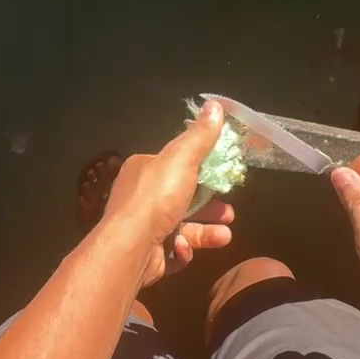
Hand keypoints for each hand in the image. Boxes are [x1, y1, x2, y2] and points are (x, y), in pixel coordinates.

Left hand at [99, 100, 235, 286]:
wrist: (130, 247)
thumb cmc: (156, 198)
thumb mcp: (182, 159)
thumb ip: (200, 136)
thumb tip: (216, 104)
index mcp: (144, 169)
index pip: (176, 166)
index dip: (200, 171)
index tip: (223, 178)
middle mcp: (140, 196)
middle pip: (182, 198)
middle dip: (209, 207)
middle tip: (229, 213)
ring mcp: (142, 227)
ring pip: (181, 226)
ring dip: (204, 231)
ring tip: (225, 235)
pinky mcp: (146, 254)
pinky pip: (171, 251)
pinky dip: (183, 250)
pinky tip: (185, 249)